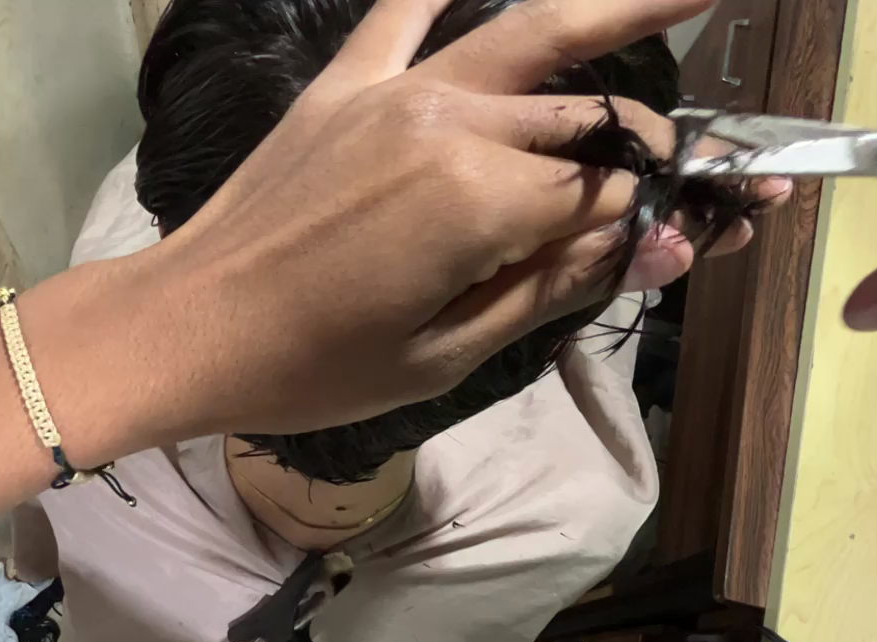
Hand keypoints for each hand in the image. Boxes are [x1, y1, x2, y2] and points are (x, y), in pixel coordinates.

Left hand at [42, 0, 754, 448]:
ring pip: (527, 35)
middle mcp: (453, 124)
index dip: (650, 221)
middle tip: (686, 164)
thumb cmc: (310, 370)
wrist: (189, 330)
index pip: (602, 199)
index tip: (685, 242)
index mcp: (482, 204)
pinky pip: (407, 7)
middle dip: (647, 144)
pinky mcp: (341, 87)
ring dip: (616, 10)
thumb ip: (543, 293)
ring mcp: (394, 93)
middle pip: (583, 119)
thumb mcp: (438, 359)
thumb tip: (642, 248)